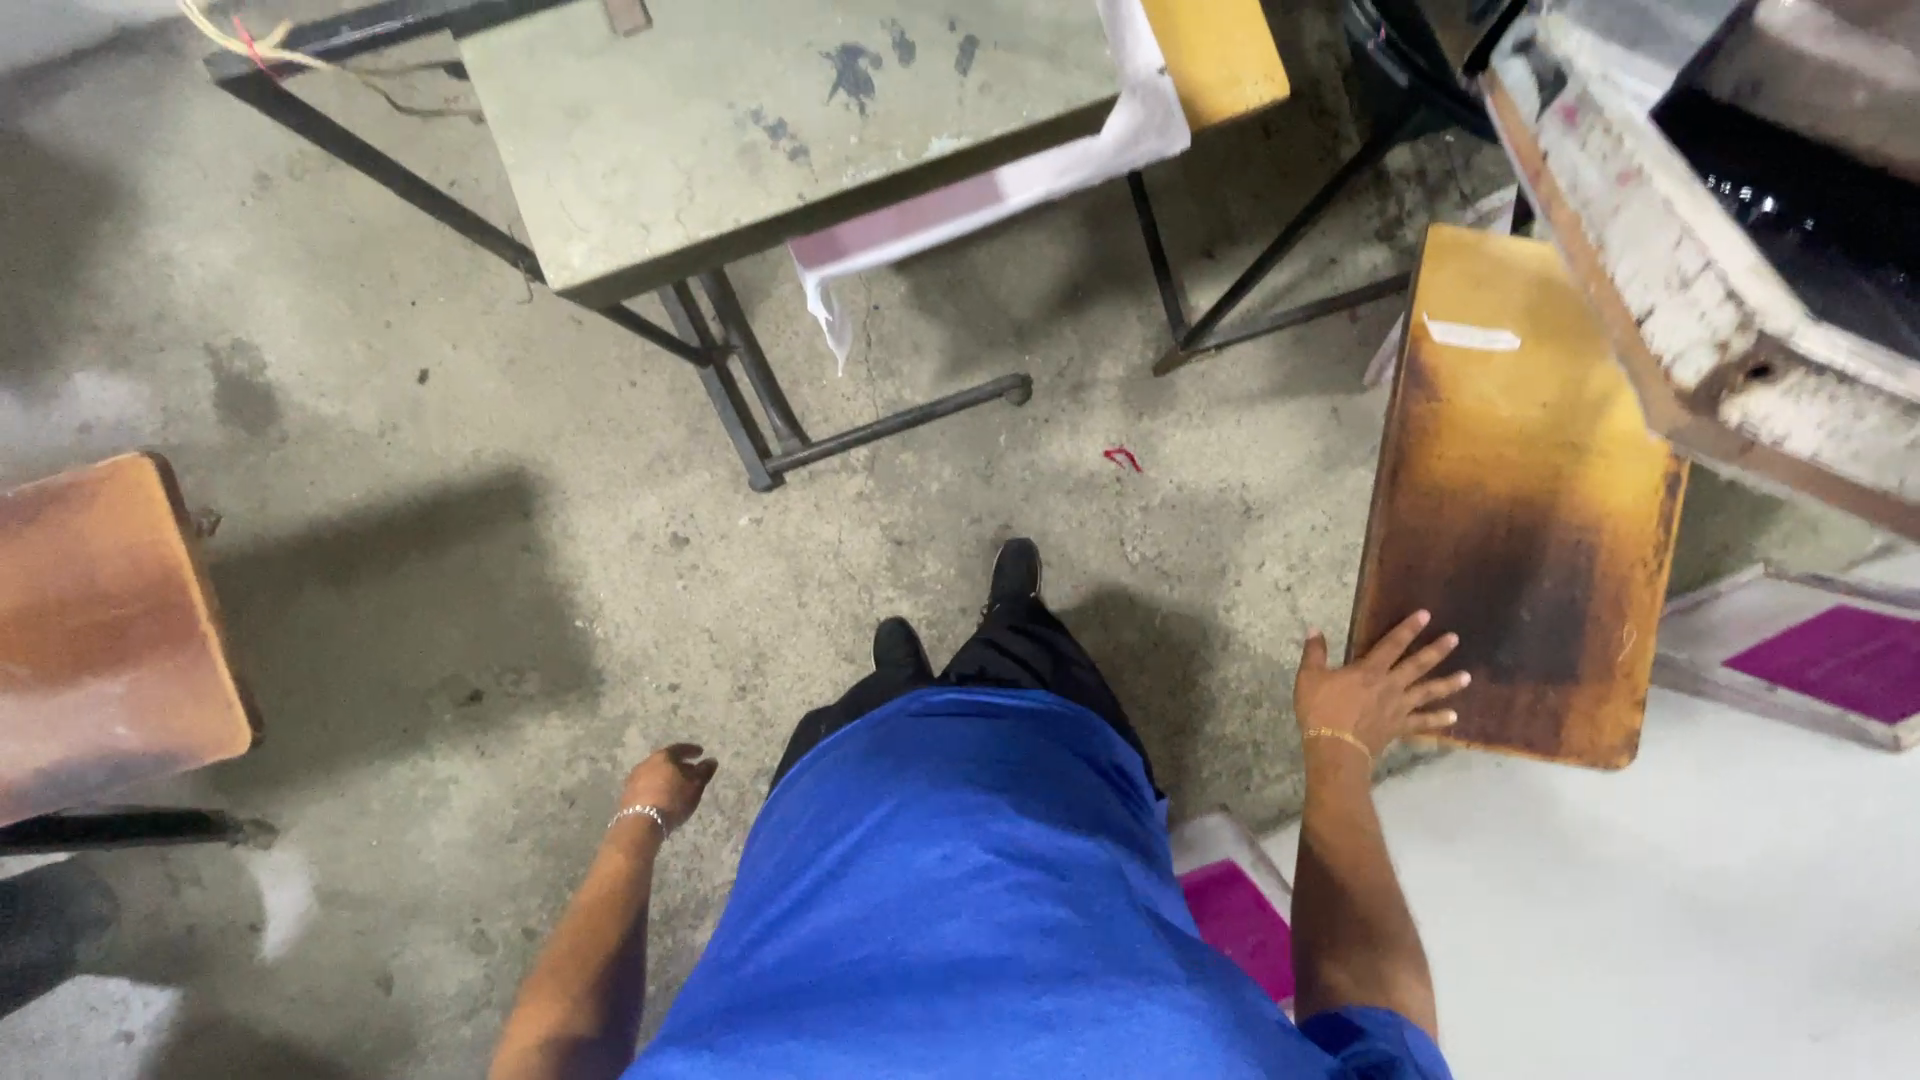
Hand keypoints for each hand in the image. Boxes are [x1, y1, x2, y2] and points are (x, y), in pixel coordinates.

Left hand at [616, 744, 718, 834]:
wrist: (640, 824)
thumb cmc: (672, 800)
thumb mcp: (695, 786)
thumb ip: (704, 772)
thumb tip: (711, 760)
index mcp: (663, 757)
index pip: (679, 748)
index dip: (691, 750)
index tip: (700, 753)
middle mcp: (646, 763)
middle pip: (665, 760)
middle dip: (678, 764)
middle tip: (690, 770)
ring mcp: (634, 779)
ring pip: (654, 773)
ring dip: (666, 776)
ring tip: (677, 785)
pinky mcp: (627, 794)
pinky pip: (646, 785)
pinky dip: (656, 786)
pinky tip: (663, 795)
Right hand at [1293, 611, 1469, 760]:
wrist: (1335, 746)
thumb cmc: (1320, 709)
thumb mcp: (1309, 676)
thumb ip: (1314, 652)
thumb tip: (1314, 629)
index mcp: (1369, 671)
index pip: (1392, 644)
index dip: (1408, 628)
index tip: (1425, 615)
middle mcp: (1390, 685)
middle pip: (1417, 665)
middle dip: (1436, 650)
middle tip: (1455, 638)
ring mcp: (1398, 707)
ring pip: (1427, 692)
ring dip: (1448, 684)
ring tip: (1468, 677)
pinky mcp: (1399, 727)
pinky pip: (1422, 722)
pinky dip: (1438, 719)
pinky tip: (1454, 716)